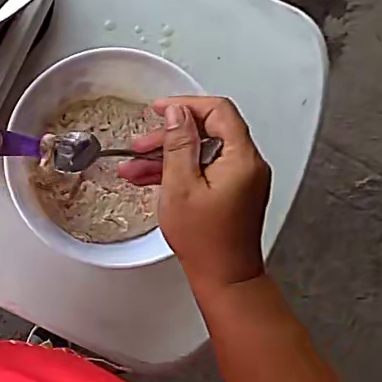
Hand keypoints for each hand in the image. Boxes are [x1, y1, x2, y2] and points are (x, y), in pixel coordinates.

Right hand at [119, 96, 270, 286]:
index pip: (218, 111)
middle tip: (141, 144)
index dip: (185, 105)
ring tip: (134, 167)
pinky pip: (203, 169)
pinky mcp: (233, 191)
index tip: (159, 109)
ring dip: (167, 157)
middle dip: (169, 136)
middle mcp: (247, 164)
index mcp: (241, 158)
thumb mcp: (180, 187)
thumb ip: (178, 145)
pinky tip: (151, 179)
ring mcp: (241, 178)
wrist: (224, 276)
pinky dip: (178, 171)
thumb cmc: (206, 241)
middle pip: (208, 131)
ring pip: (201, 152)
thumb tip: (176, 115)